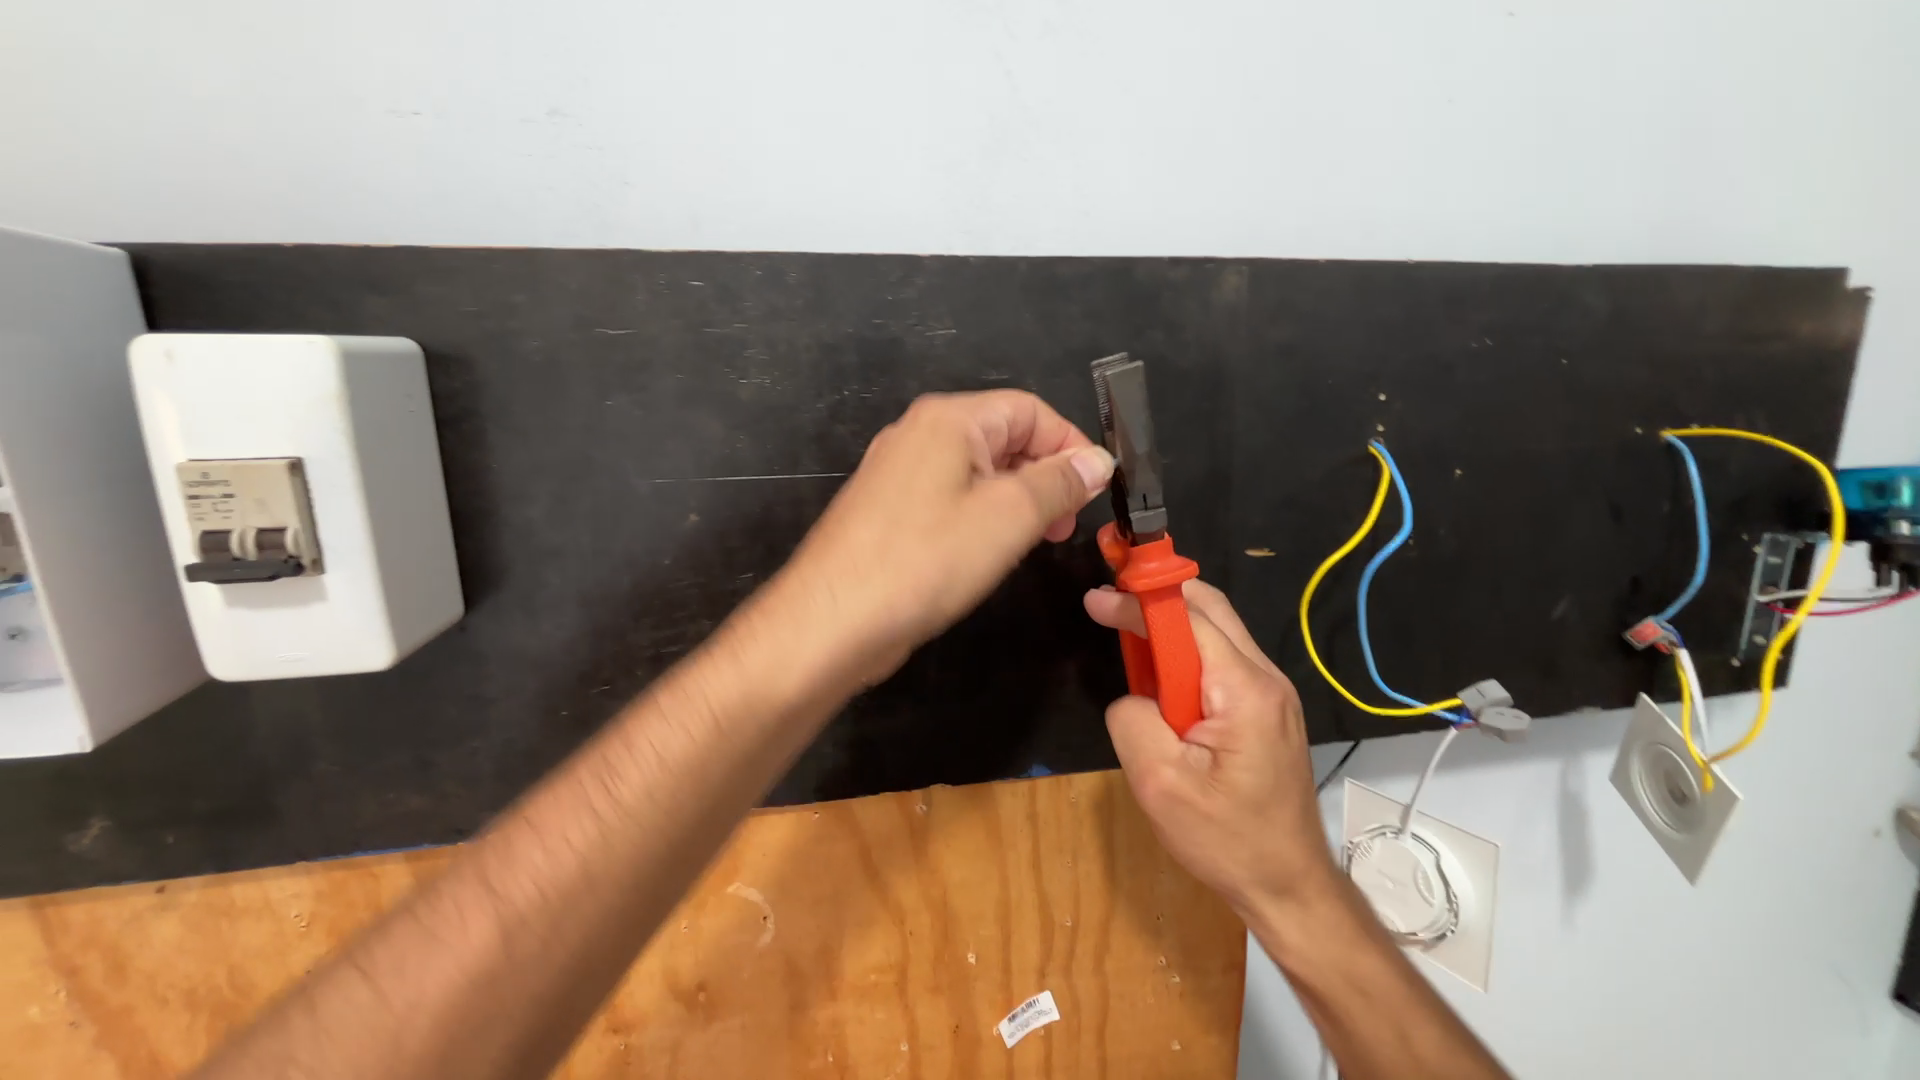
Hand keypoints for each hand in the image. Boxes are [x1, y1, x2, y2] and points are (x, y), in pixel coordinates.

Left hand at [779, 390, 1114, 679]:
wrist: (832, 621)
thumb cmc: (926, 560)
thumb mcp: (1009, 516)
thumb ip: (1058, 482)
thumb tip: (1097, 460)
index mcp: (948, 419)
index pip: (1029, 409)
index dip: (1070, 444)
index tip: (1096, 491)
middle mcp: (918, 435)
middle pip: (1002, 438)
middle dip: (1045, 476)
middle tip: (1065, 526)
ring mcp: (898, 474)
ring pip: (977, 473)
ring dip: (1017, 502)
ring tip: (1036, 543)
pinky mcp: (888, 513)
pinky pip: (950, 501)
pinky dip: (982, 519)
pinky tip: (991, 554)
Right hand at [1084, 581, 1337, 915]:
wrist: (1287, 884)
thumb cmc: (1225, 839)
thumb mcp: (1159, 783)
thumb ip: (1132, 720)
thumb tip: (1132, 694)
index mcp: (1245, 690)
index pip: (1188, 618)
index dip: (1138, 602)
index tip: (1095, 599)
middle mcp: (1267, 678)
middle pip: (1210, 609)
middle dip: (1158, 597)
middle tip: (1110, 604)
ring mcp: (1273, 694)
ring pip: (1218, 632)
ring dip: (1171, 625)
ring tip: (1126, 636)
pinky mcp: (1267, 711)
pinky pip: (1223, 661)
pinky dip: (1186, 653)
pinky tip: (1159, 678)